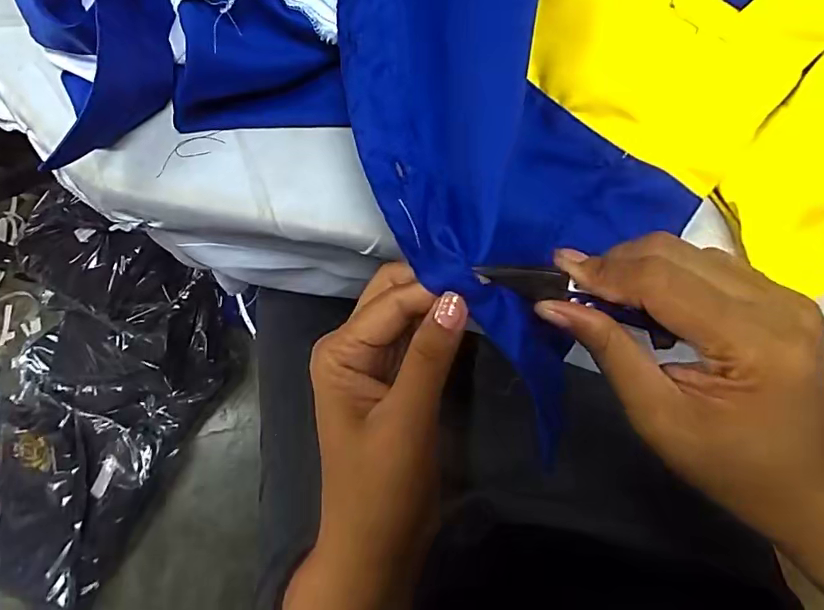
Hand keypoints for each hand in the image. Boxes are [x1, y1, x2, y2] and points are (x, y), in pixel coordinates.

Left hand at [285, 263, 467, 609]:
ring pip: (404, 311)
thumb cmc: (381, 488)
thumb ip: (430, 355)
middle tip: (483, 273)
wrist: (374, 550)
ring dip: (438, 298)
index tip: (481, 272)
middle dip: (432, 281)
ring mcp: (370, 359)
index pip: (390, 302)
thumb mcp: (406, 420)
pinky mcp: (392, 376)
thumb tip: (458, 295)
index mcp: (340, 349)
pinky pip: (415, 337)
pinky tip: (470, 313)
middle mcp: (349, 344)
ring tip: (483, 284)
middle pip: (391, 295)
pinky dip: (439, 323)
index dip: (433, 285)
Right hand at [532, 234, 823, 540]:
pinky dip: (665, 269)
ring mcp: (785, 295)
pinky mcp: (781, 293)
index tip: (558, 269)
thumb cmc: (728, 464)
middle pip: (673, 253)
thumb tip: (551, 303)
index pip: (662, 281)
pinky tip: (650, 297)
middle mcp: (777, 307)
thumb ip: (609, 350)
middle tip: (577, 284)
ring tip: (611, 295)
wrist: (807, 487)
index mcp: (754, 344)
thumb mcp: (657, 416)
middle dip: (615, 263)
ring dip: (638, 264)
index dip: (605, 271)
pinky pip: (705, 260)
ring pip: (686, 250)